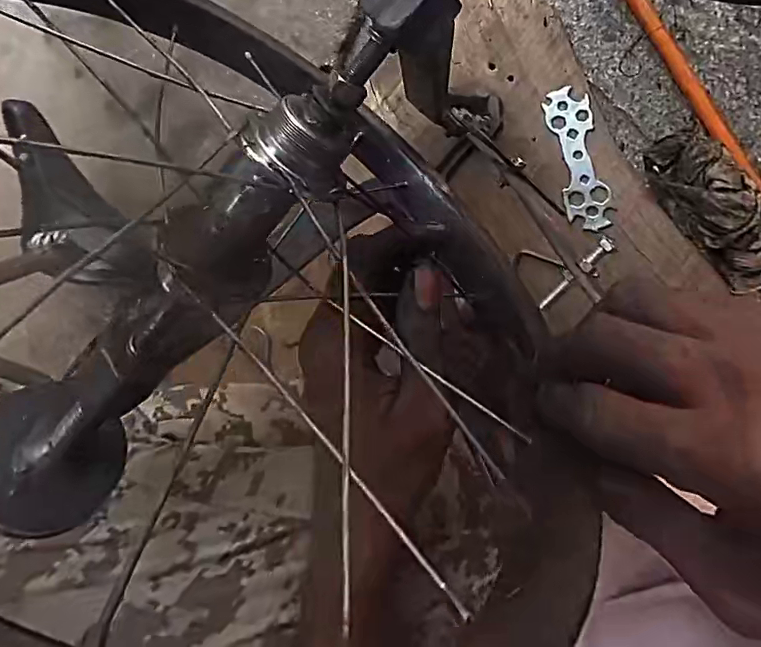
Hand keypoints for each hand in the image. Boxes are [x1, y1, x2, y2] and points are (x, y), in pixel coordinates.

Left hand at [297, 230, 456, 644]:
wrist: (359, 531)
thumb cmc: (393, 469)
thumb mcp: (424, 399)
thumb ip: (424, 331)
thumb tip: (429, 271)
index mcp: (332, 337)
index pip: (356, 262)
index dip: (392, 239)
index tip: (432, 229)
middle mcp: (318, 334)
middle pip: (353, 272)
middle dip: (396, 253)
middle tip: (442, 246)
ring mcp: (321, 350)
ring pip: (356, 292)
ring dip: (393, 276)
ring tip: (438, 266)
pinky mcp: (332, 364)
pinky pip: (358, 315)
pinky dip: (387, 302)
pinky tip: (422, 303)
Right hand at [537, 280, 760, 646]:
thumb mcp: (739, 587)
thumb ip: (645, 514)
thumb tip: (580, 458)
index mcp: (731, 458)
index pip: (605, 412)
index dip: (559, 410)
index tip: (537, 410)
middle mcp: (736, 376)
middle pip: (611, 335)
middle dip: (564, 355)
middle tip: (549, 379)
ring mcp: (755, 334)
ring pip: (639, 295)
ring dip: (602, 323)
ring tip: (592, 357)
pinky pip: (681, 294)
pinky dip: (649, 314)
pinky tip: (651, 349)